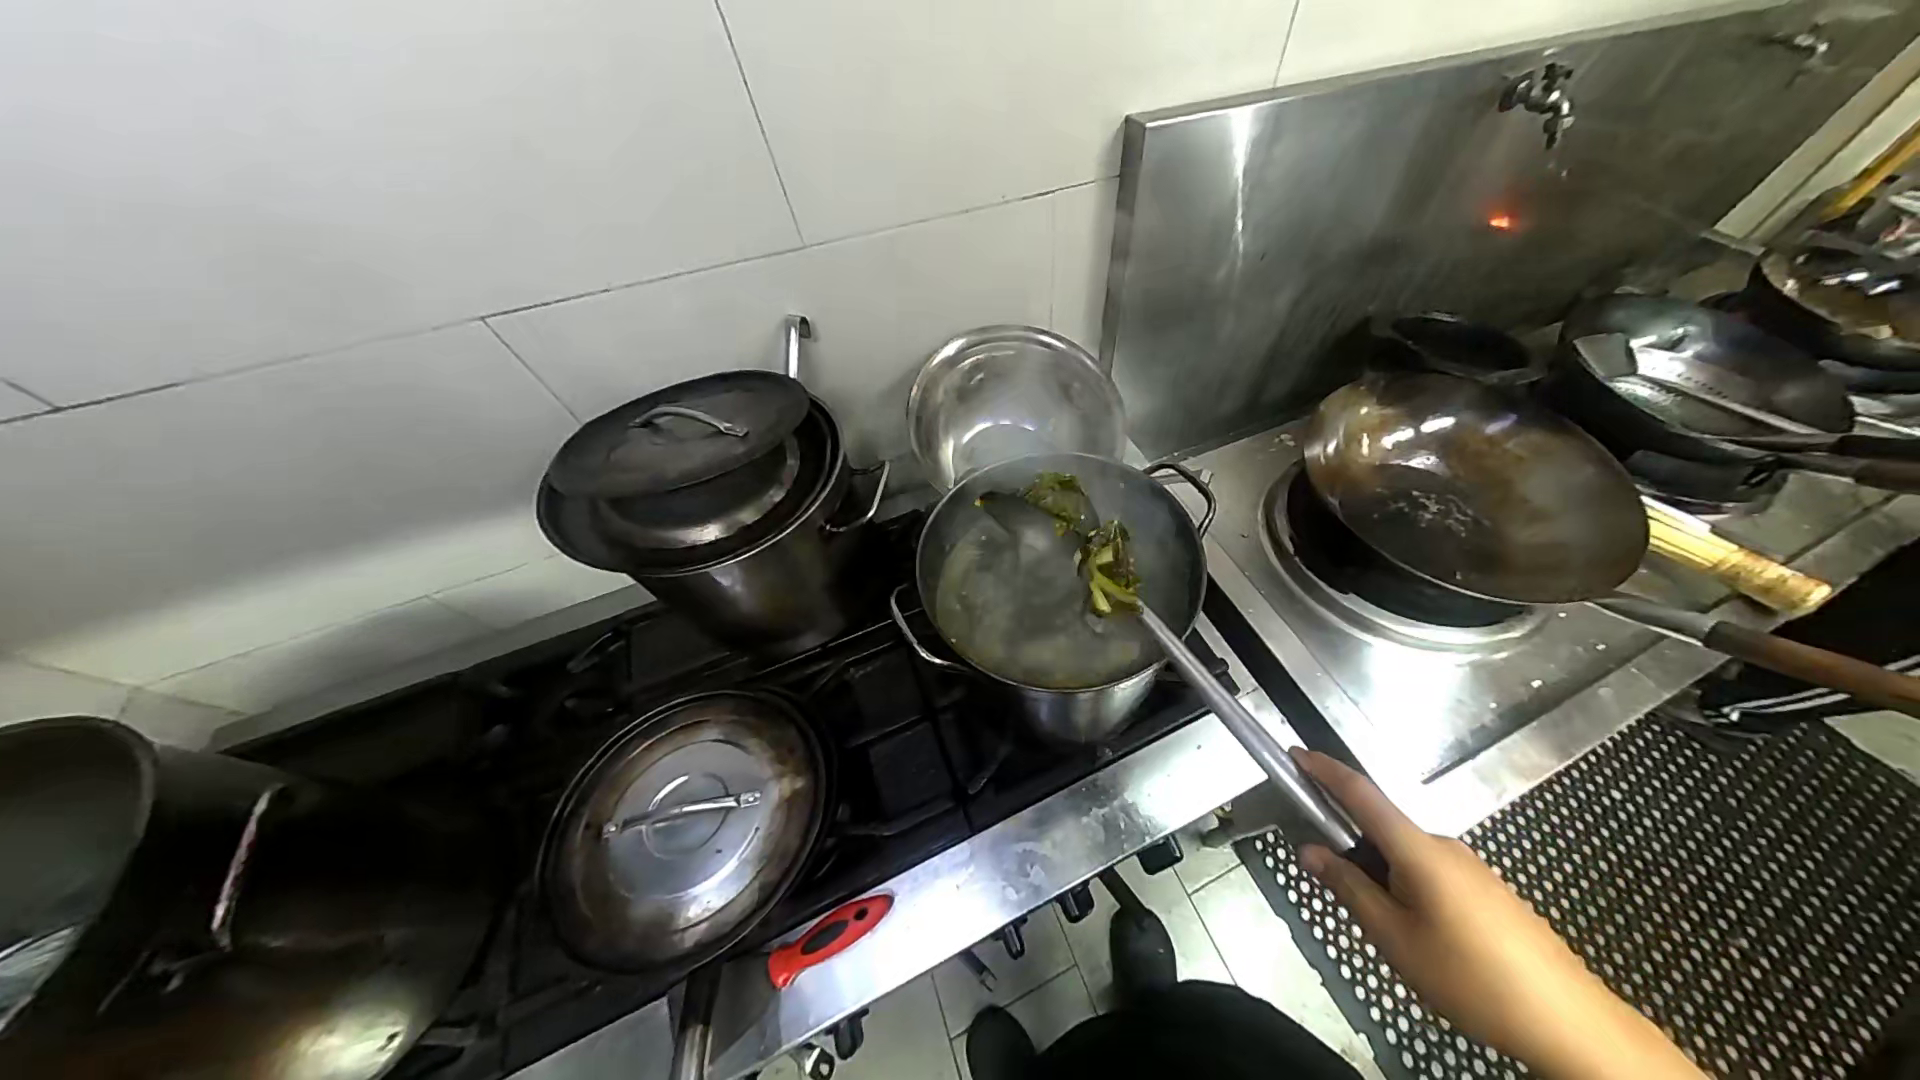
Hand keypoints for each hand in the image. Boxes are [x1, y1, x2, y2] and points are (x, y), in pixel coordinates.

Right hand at [1290, 749, 1703, 1079]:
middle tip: (1333, 886)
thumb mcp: (1393, 937)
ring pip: (1406, 857)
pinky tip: (1419, 934)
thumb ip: (1348, 887)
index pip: (1361, 793)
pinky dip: (1407, 886)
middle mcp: (1444, 846)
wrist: (1573, 1025)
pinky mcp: (1489, 892)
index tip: (1296, 752)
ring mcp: (1472, 869)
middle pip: (1382, 829)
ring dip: (1381, 874)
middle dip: (1350, 845)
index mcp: (1418, 849)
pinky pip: (1431, 873)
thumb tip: (1309, 850)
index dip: (1325, 770)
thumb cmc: (1471, 976)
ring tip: (1382, 926)